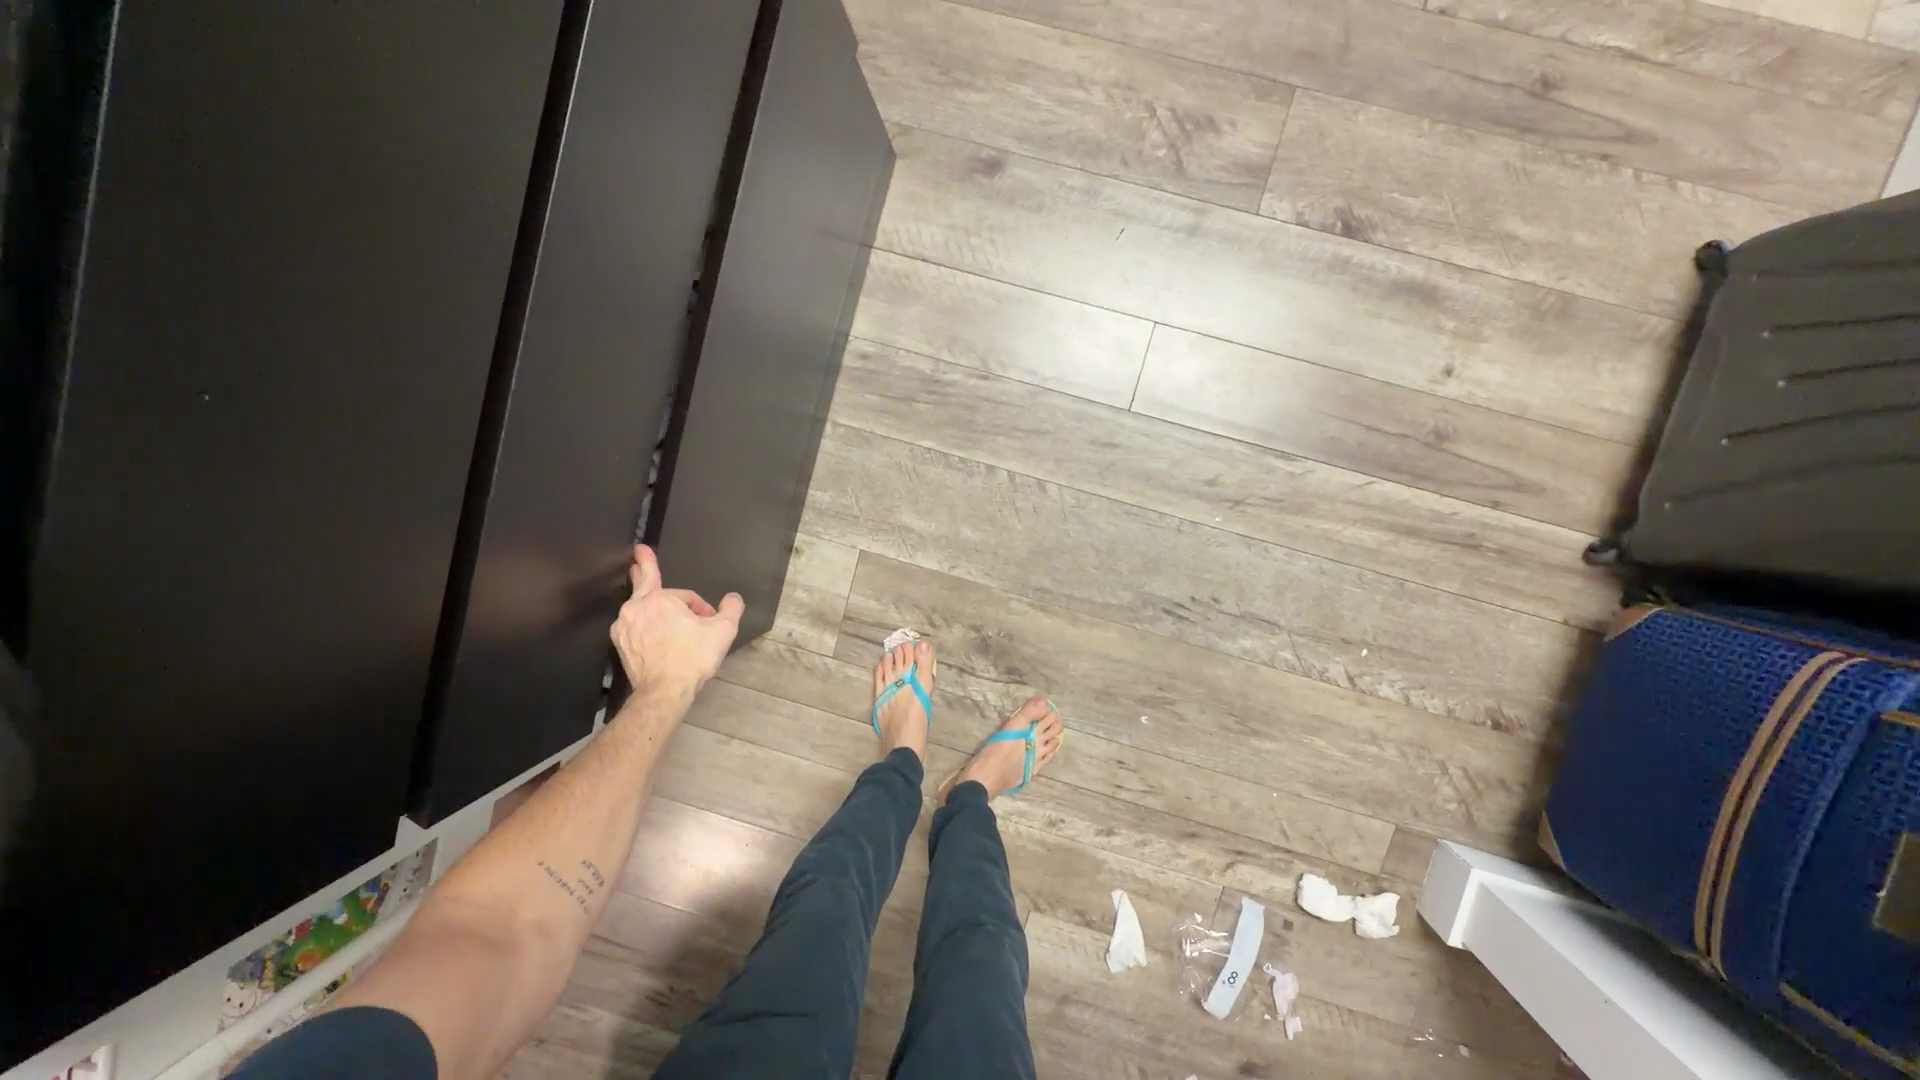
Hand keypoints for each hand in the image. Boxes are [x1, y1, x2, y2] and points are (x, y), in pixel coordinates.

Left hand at [610, 545, 743, 703]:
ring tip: (648, 593)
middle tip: (639, 553)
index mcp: (661, 599)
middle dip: (644, 567)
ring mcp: (624, 626)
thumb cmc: (693, 658)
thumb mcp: (723, 631)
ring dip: (648, 603)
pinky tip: (650, 631)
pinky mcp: (620, 643)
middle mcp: (636, 607)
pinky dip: (642, 625)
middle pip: (645, 584)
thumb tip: (734, 598)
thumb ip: (731, 609)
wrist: (665, 691)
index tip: (707, 621)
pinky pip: (632, 626)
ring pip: (640, 608)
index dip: (700, 607)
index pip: (685, 595)